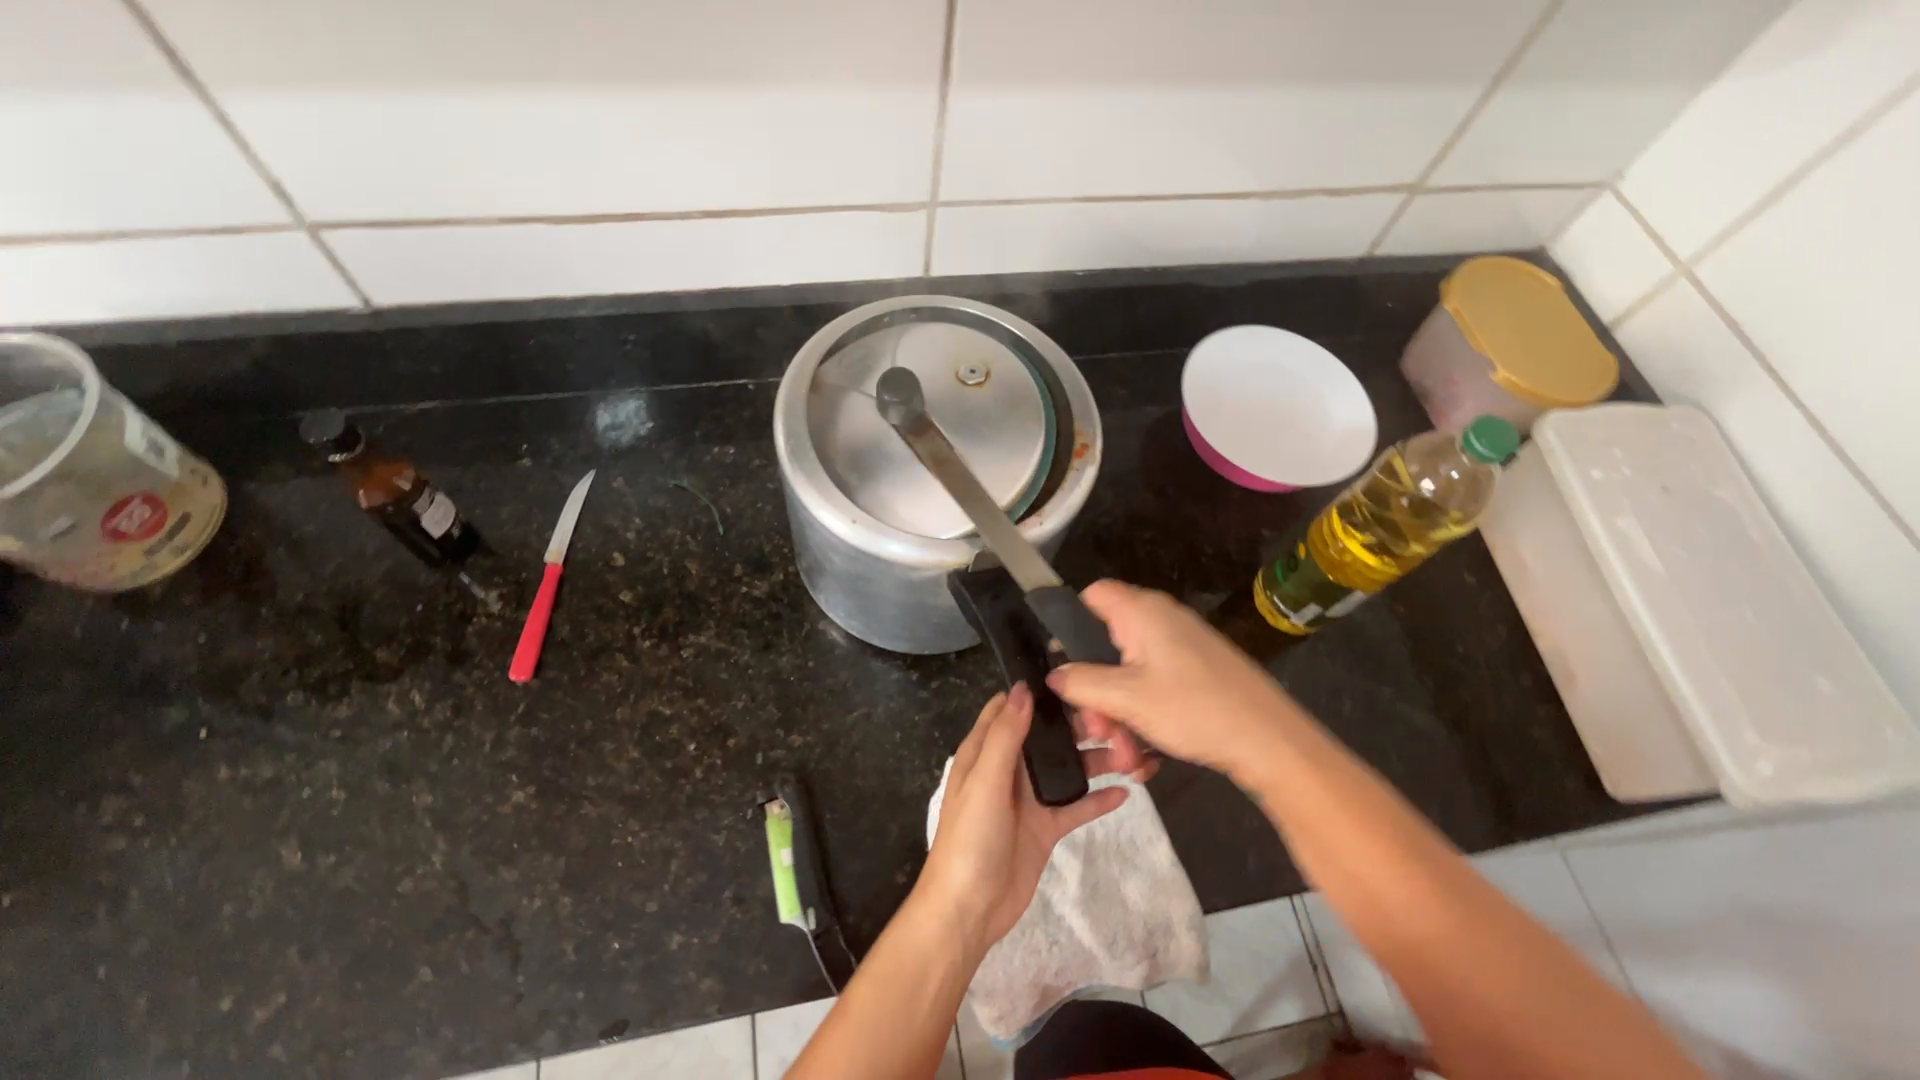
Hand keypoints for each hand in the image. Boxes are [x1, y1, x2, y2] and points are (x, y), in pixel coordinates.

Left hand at [917, 683, 1146, 956]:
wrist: (969, 909)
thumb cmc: (970, 839)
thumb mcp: (985, 781)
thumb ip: (1006, 736)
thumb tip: (1023, 689)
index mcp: (983, 754)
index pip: (1007, 711)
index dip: (1034, 693)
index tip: (1071, 677)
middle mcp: (1006, 771)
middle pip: (1043, 738)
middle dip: (1074, 726)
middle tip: (1116, 716)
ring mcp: (1027, 800)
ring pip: (1064, 770)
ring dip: (1092, 760)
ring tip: (1130, 750)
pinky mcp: (1045, 828)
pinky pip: (1075, 807)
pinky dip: (1097, 799)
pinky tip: (1125, 791)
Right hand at [1048, 579, 1297, 784]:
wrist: (1270, 741)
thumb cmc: (1195, 708)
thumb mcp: (1127, 699)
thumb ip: (1082, 683)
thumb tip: (1054, 675)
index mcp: (1142, 613)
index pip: (1093, 595)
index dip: (1070, 623)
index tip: (1062, 663)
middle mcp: (1161, 622)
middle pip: (1107, 646)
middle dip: (1096, 692)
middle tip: (1097, 731)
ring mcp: (1181, 650)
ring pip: (1130, 676)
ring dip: (1119, 717)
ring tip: (1126, 757)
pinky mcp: (1197, 676)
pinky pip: (1154, 690)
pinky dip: (1144, 719)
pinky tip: (1145, 757)